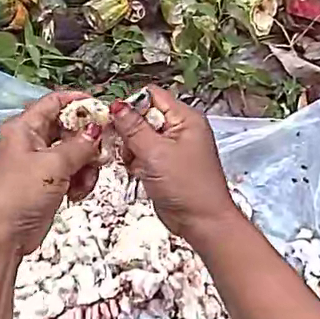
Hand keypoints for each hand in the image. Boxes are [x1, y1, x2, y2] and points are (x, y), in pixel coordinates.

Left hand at [0, 91, 102, 255]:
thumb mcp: (53, 165)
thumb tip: (97, 130)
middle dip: (87, 140)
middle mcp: (30, 141)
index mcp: (24, 128)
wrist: (0, 238)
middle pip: (67, 128)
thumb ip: (80, 145)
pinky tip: (77, 194)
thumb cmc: (19, 194)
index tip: (102, 108)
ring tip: (85, 181)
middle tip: (101, 151)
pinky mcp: (45, 184)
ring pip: (73, 152)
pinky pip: (70, 173)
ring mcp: (38, 164)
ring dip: (85, 165)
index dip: (78, 101)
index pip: (54, 102)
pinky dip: (78, 180)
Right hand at [110, 87, 239, 239]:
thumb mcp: (155, 153)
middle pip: (143, 116)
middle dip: (130, 132)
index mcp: (185, 118)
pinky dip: (137, 162)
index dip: (132, 106)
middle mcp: (181, 129)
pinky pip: (143, 153)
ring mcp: (173, 147)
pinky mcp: (166, 163)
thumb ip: (133, 127)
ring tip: (139, 164)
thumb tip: (117, 106)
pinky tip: (141, 173)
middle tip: (130, 148)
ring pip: (140, 136)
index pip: (151, 96)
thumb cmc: (189, 188)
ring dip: (132, 150)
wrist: (202, 222)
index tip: (117, 121)